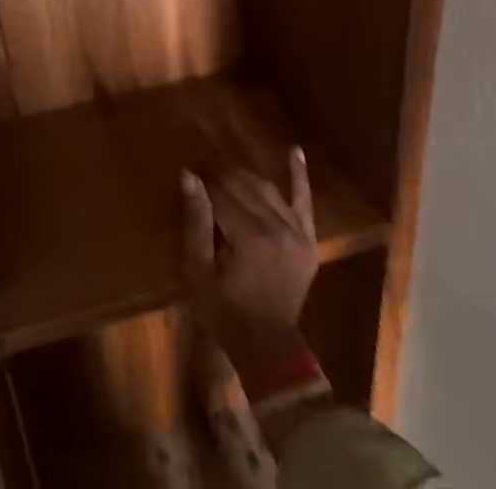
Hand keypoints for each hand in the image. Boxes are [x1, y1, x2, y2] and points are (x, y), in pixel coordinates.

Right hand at [181, 147, 317, 393]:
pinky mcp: (308, 238)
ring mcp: (297, 232)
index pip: (221, 192)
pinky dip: (299, 174)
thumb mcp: (198, 271)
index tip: (187, 171)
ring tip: (222, 166)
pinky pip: (304, 200)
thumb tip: (189, 175)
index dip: (203, 179)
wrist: (267, 345)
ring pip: (266, 188)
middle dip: (220, 172)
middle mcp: (278, 227)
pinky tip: (294, 150)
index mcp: (249, 237)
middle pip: (244, 185)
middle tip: (200, 166)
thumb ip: (196, 221)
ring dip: (244, 173)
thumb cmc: (224, 311)